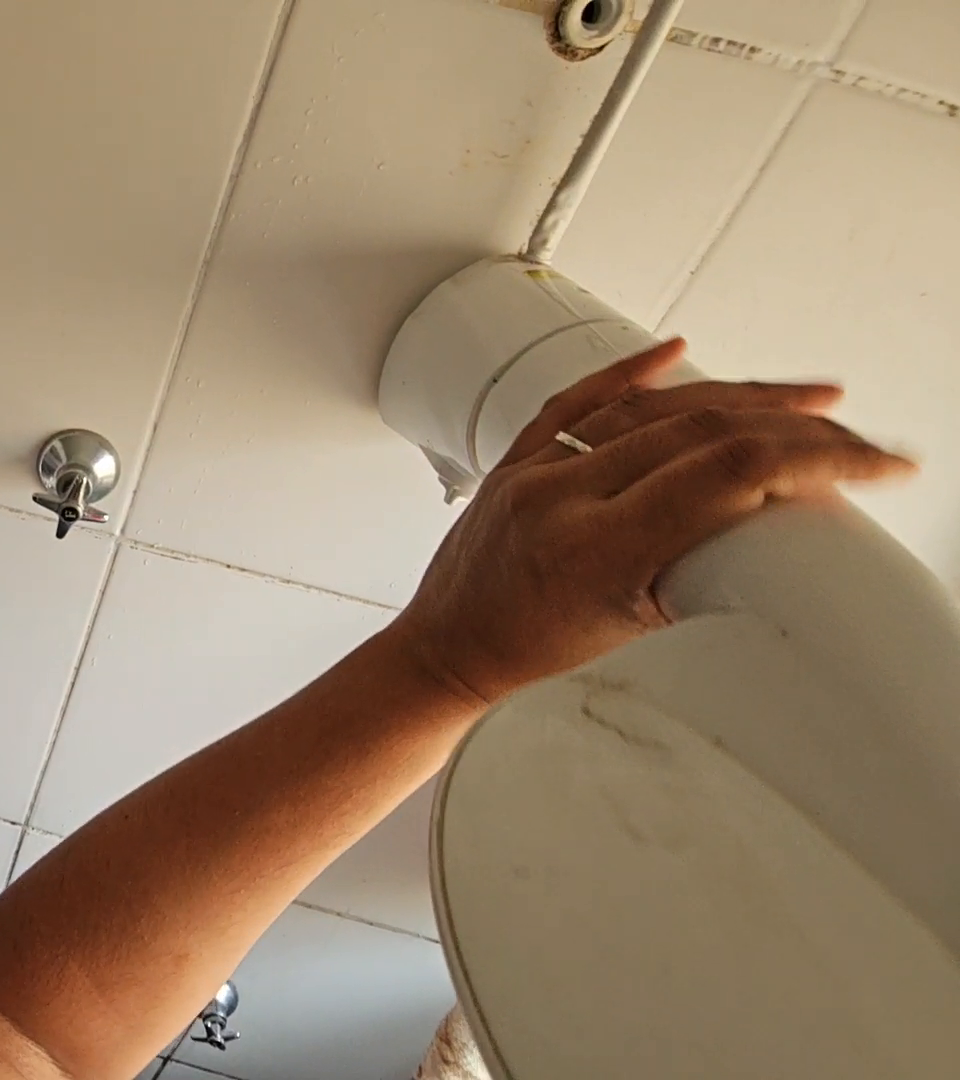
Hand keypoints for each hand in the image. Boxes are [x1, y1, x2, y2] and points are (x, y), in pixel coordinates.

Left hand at [388, 338, 914, 706]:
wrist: (447, 644)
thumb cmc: (527, 648)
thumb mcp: (637, 624)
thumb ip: (703, 567)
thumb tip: (775, 519)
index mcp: (597, 548)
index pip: (731, 470)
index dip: (824, 456)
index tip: (877, 463)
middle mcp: (557, 499)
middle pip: (697, 430)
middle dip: (791, 425)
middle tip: (847, 434)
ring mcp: (526, 476)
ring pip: (640, 411)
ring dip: (728, 396)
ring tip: (799, 398)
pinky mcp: (507, 466)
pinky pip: (567, 406)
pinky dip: (622, 376)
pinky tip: (670, 353)